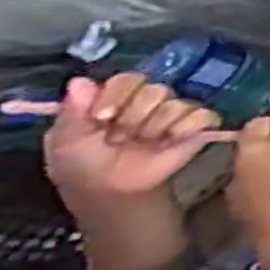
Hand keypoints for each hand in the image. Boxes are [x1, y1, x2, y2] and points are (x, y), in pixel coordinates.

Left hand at [44, 75, 226, 202]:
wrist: (113, 190)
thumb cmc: (83, 165)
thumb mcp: (65, 141)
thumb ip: (73, 111)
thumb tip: (79, 80)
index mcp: (118, 99)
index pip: (128, 79)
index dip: (118, 94)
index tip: (102, 117)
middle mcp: (150, 101)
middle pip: (156, 90)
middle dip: (135, 117)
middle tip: (121, 138)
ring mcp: (179, 112)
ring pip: (177, 105)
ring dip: (155, 128)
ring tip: (145, 143)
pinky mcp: (202, 124)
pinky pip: (204, 116)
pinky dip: (186, 129)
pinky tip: (171, 141)